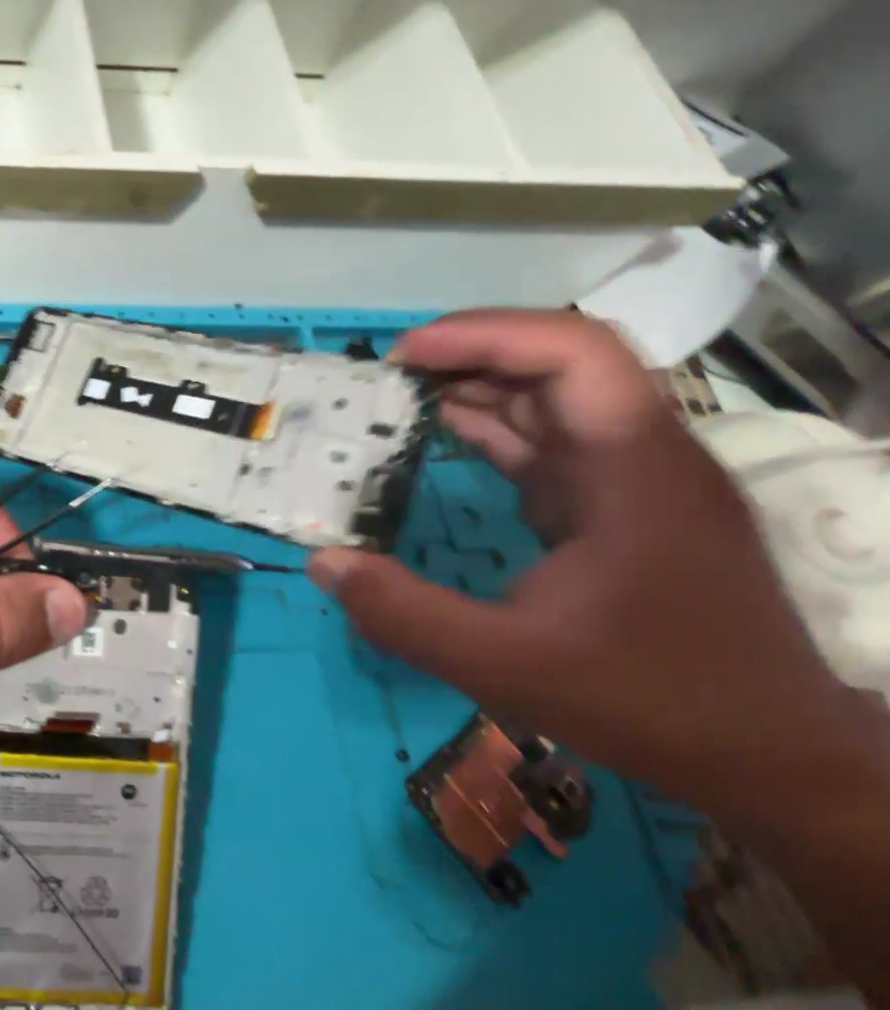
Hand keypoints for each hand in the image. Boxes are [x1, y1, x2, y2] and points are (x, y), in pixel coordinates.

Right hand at [307, 310, 877, 820]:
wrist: (766, 754)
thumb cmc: (649, 701)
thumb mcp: (505, 666)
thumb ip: (404, 614)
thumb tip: (323, 562)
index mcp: (634, 471)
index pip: (575, 353)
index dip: (486, 335)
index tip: (404, 355)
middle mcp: (644, 457)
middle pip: (563, 364)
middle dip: (471, 354)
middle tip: (386, 373)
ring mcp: (637, 481)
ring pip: (557, 401)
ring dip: (479, 388)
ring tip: (399, 396)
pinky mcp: (622, 508)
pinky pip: (553, 444)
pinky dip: (494, 430)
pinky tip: (444, 437)